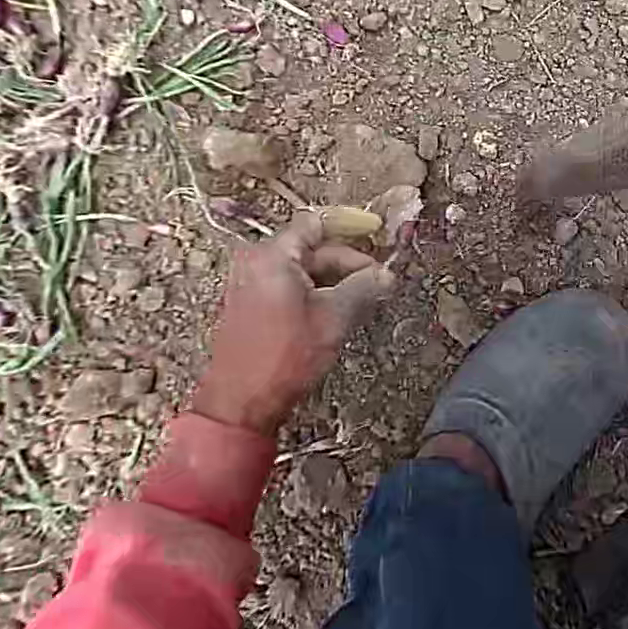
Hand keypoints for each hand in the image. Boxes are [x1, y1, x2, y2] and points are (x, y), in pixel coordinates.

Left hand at [193, 212, 396, 436]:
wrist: (241, 404)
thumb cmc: (286, 355)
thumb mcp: (335, 316)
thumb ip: (364, 287)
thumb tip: (387, 274)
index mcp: (273, 257)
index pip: (316, 224)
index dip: (350, 226)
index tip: (378, 234)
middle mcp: (257, 264)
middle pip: (314, 249)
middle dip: (350, 262)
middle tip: (380, 280)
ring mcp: (252, 286)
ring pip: (306, 270)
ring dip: (338, 279)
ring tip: (366, 298)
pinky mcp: (253, 307)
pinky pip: (293, 286)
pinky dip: (319, 292)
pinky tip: (342, 310)